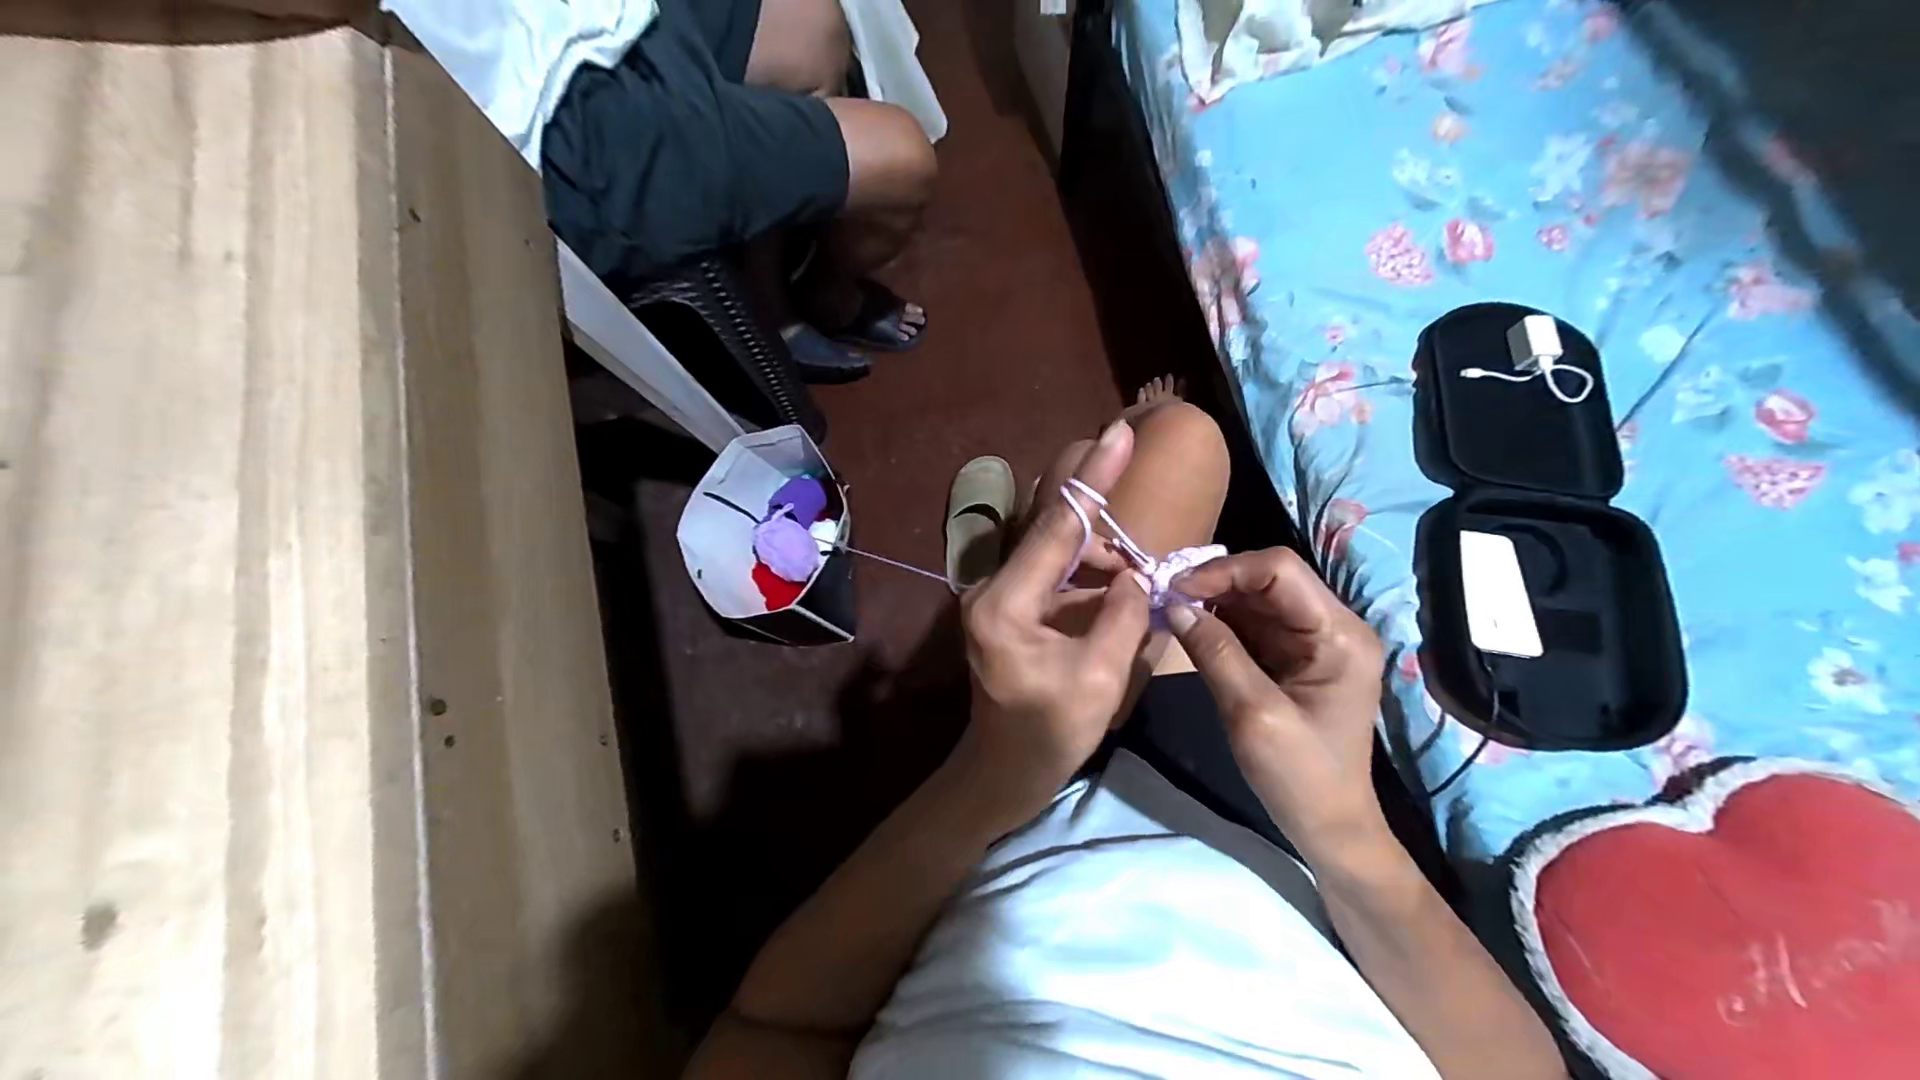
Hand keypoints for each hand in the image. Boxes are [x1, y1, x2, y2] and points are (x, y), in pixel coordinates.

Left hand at [955, 419, 1152, 824]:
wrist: (1003, 768)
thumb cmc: (1049, 733)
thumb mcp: (1098, 678)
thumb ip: (1121, 615)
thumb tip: (1133, 573)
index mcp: (1005, 603)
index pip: (1057, 527)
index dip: (1093, 478)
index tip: (1119, 432)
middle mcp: (992, 588)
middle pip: (1055, 534)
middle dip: (1103, 526)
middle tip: (1141, 542)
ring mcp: (996, 596)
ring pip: (1056, 553)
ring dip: (1099, 558)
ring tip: (1134, 581)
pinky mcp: (1007, 607)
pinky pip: (1052, 574)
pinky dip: (1086, 576)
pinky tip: (1114, 589)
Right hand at [1166, 548, 1388, 858]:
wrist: (1329, 826)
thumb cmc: (1301, 775)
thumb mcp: (1252, 714)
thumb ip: (1215, 653)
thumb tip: (1174, 604)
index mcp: (1339, 634)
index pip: (1281, 571)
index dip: (1225, 571)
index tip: (1176, 589)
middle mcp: (1331, 626)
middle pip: (1268, 578)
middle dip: (1215, 581)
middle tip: (1166, 596)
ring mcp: (1311, 640)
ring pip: (1255, 597)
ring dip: (1212, 598)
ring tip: (1170, 608)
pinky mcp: (1291, 655)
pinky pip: (1250, 622)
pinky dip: (1217, 619)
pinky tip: (1189, 625)